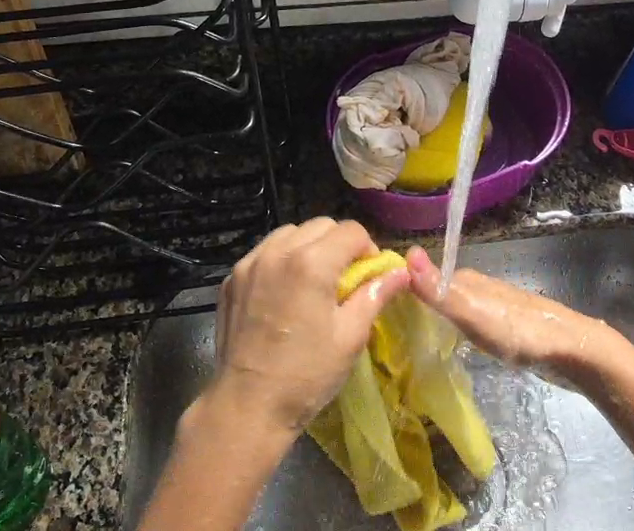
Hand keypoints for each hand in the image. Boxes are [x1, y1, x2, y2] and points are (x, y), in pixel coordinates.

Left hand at [208, 218, 410, 434]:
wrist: (247, 406)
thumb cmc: (306, 374)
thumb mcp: (350, 336)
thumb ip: (375, 295)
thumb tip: (401, 271)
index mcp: (312, 263)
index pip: (351, 231)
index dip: (367, 249)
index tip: (369, 275)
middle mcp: (278, 252)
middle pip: (320, 226)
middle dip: (339, 245)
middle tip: (343, 280)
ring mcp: (250, 263)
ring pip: (290, 233)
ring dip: (308, 247)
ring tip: (313, 282)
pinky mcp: (232, 278)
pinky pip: (264, 252)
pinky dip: (281, 260)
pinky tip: (284, 292)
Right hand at [404, 245, 614, 379]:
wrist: (571, 351)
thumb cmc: (518, 332)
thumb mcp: (472, 313)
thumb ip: (439, 289)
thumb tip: (407, 252)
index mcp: (468, 280)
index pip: (426, 278)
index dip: (404, 288)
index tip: (379, 305)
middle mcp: (479, 287)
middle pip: (441, 291)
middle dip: (419, 303)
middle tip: (392, 328)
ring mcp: (495, 307)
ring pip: (457, 307)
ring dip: (439, 318)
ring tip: (416, 338)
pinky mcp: (507, 327)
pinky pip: (472, 323)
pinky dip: (458, 330)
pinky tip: (454, 345)